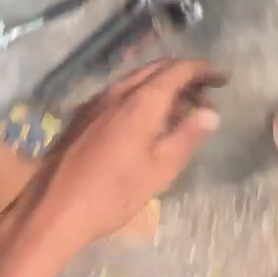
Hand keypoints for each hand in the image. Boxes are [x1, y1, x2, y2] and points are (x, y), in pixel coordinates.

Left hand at [19, 59, 224, 251]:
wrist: (54, 207)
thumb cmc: (113, 192)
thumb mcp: (159, 169)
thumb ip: (187, 136)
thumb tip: (212, 112)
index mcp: (141, 100)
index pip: (178, 70)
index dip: (203, 70)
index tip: (223, 79)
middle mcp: (119, 90)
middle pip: (158, 69)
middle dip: (185, 76)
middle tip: (207, 95)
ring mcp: (98, 99)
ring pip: (138, 79)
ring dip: (163, 86)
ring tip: (182, 111)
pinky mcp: (84, 112)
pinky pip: (121, 91)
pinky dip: (143, 95)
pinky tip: (147, 120)